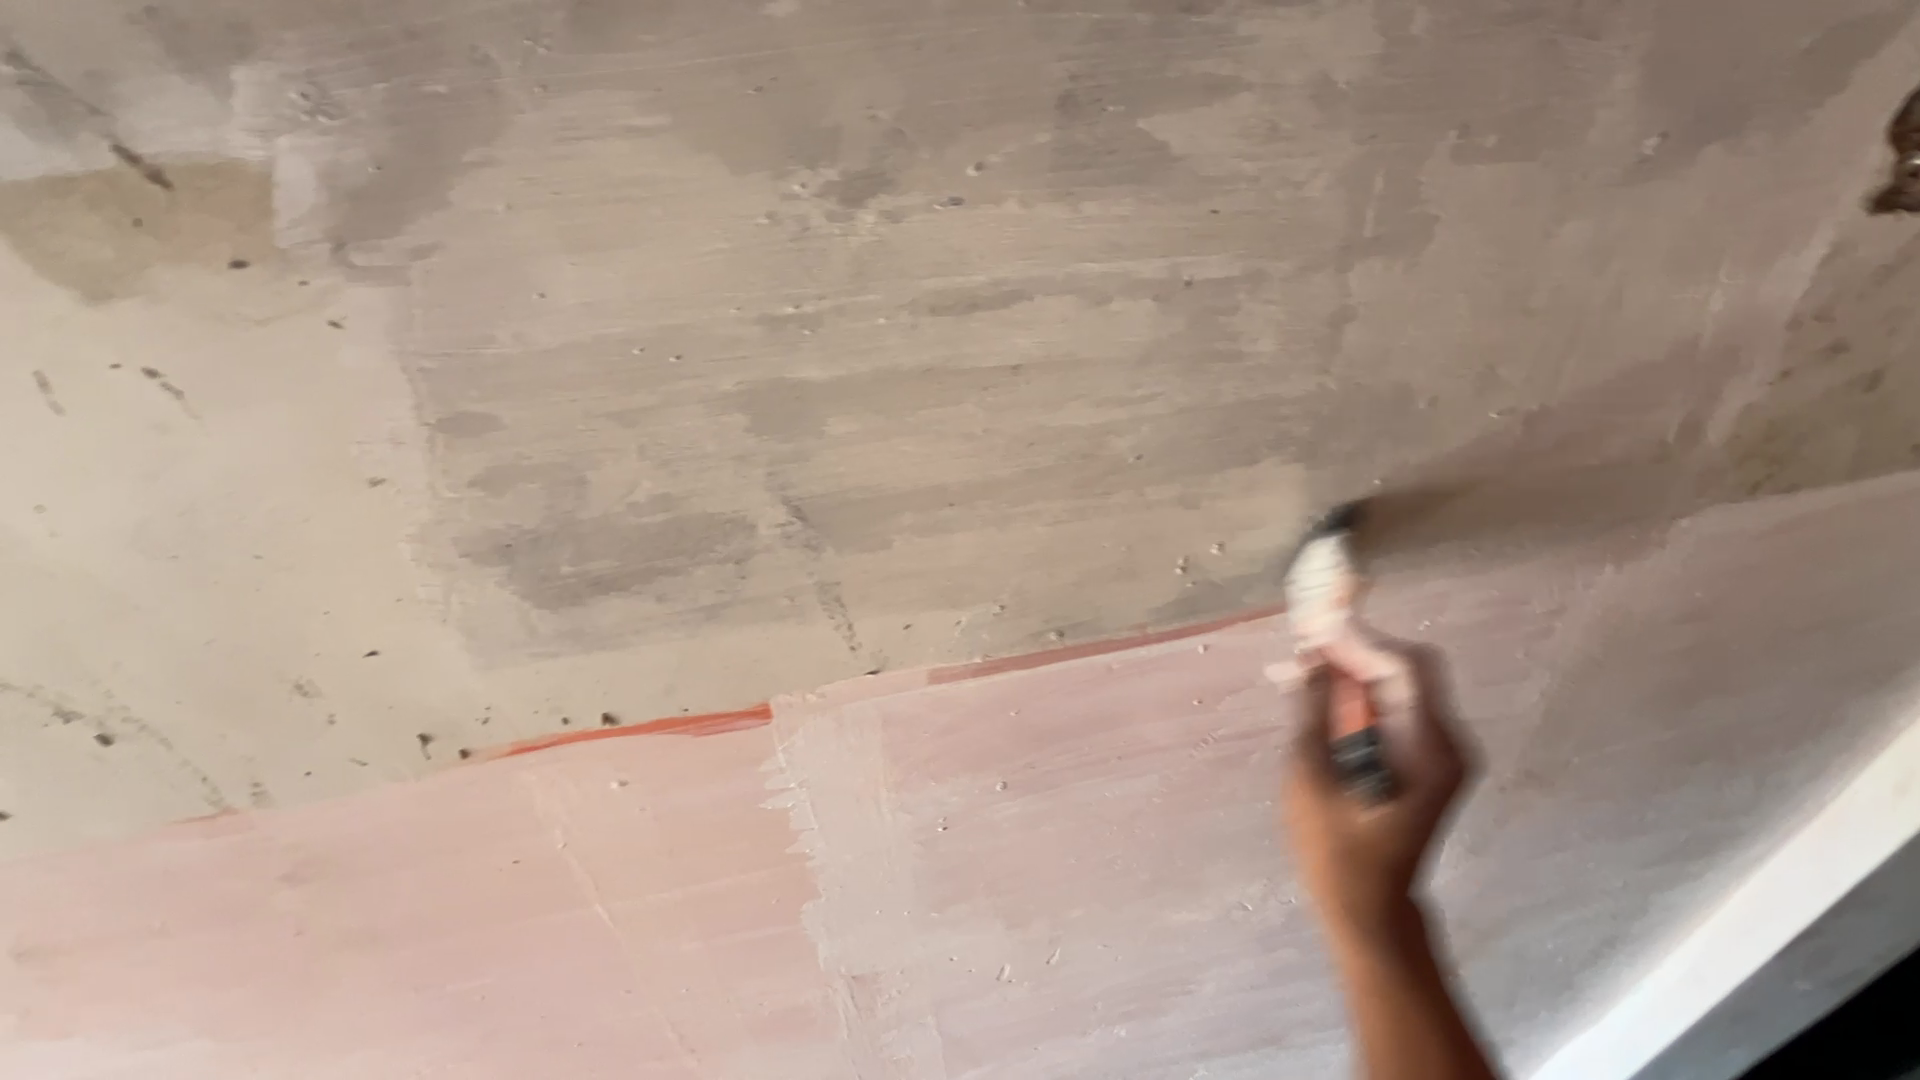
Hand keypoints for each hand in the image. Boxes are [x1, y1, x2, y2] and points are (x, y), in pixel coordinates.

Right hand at [1270, 645, 1471, 946]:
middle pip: (1407, 667)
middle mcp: (1447, 743)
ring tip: (1297, 667)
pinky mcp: (1425, 758)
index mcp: (1428, 750)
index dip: (1356, 639)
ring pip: (1399, 682)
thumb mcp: (1311, 774)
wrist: (1369, 905)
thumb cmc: (1334, 848)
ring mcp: (1440, 751)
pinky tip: (1317, 693)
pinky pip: (1394, 706)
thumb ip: (1314, 710)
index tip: (1312, 626)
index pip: (1401, 667)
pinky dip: (1357, 693)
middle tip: (1302, 642)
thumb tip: (1311, 658)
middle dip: (1354, 647)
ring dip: (1351, 668)